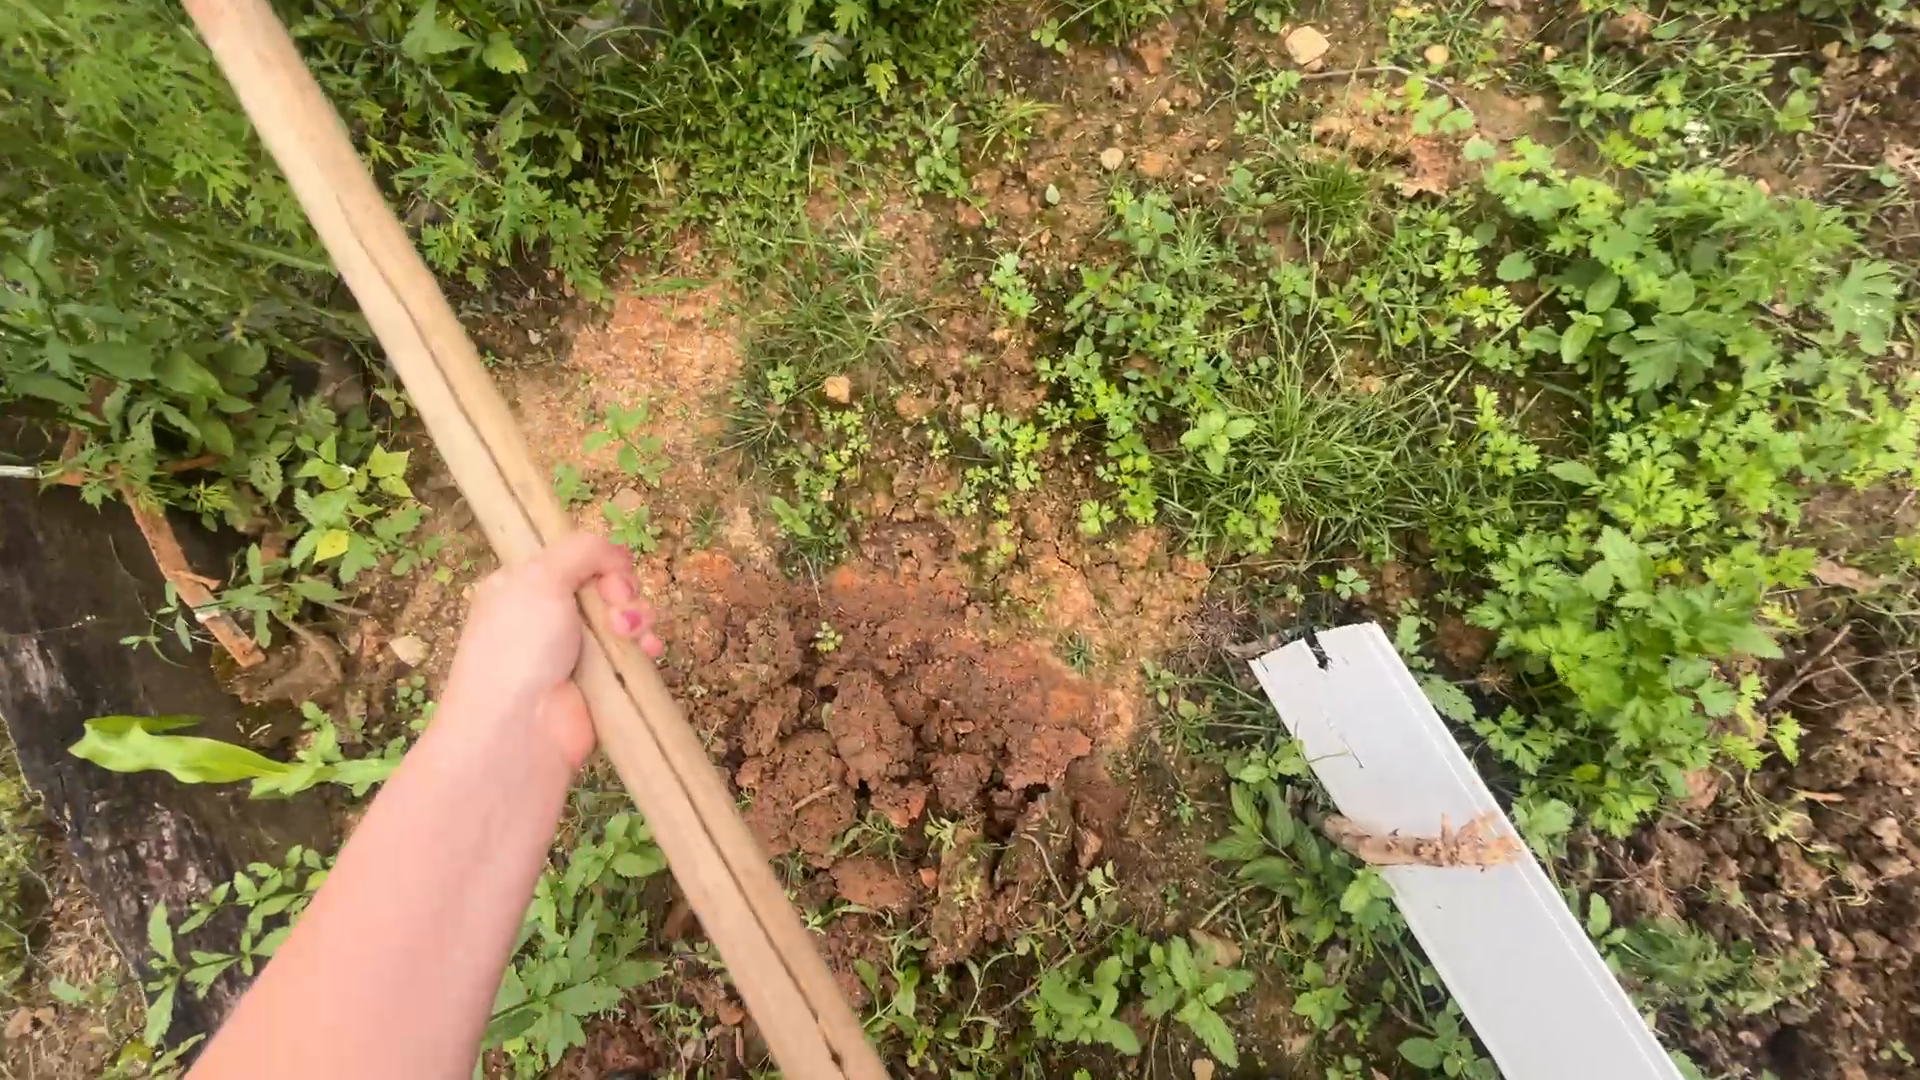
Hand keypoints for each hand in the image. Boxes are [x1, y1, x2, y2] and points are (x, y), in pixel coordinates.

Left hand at [443, 533, 662, 769]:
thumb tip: (618, 554)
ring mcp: (576, 646)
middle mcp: (549, 612)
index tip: (608, 578)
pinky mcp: (601, 675)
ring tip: (630, 637)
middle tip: (617, 607)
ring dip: (638, 618)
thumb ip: (583, 549)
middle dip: (624, 591)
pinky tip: (648, 651)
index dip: (602, 562)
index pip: (577, 557)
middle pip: (607, 583)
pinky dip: (645, 644)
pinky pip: (634, 647)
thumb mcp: (540, 578)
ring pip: (626, 613)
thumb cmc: (520, 648)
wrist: (521, 728)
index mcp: (523, 584)